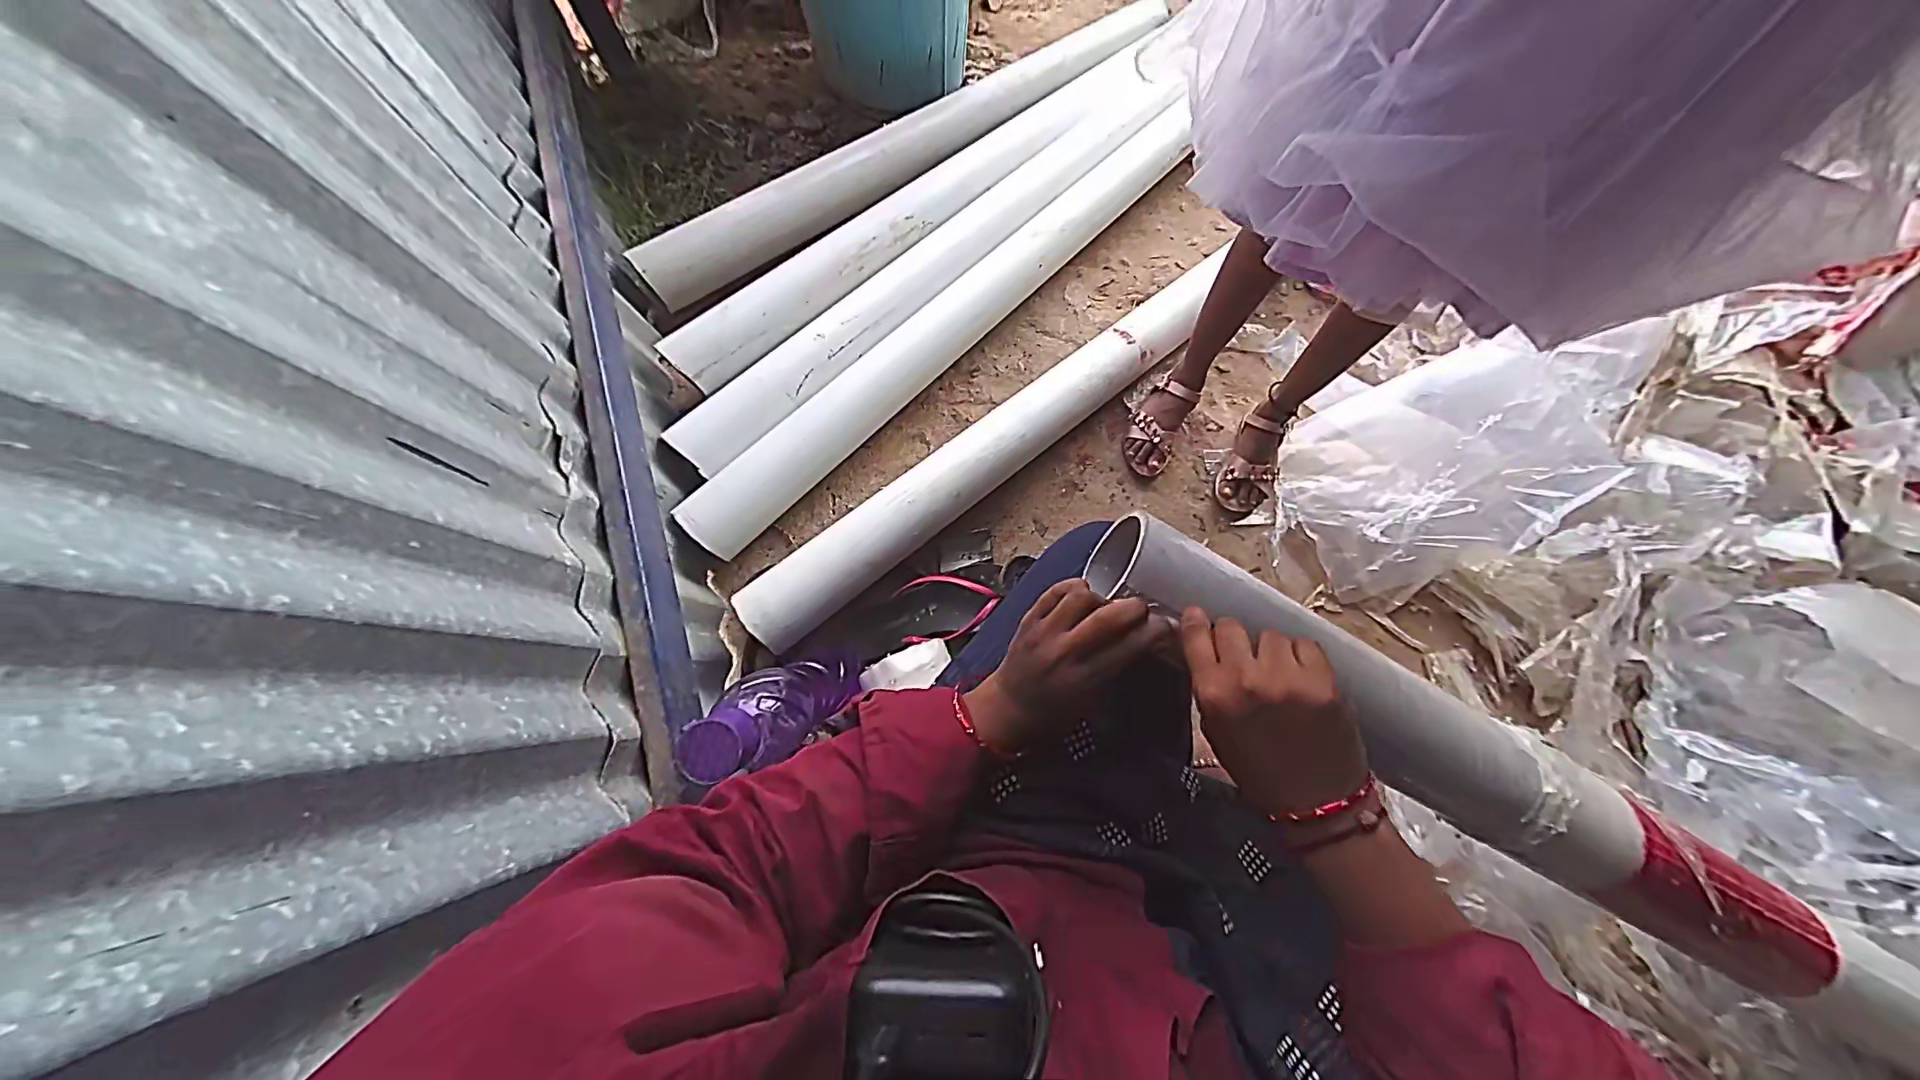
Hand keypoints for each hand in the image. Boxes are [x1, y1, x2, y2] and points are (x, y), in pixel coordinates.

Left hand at [963, 580, 1171, 753]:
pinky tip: (1081, 595)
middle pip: (1108, 617)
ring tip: (1103, 606)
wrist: (1008, 708)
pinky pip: (1053, 591)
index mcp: (1086, 677)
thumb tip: (1146, 640)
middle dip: (1135, 608)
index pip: (1130, 645)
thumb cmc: (1055, 711)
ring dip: (1100, 597)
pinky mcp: (1028, 619)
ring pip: (1080, 596)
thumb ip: (1115, 669)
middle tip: (1140, 609)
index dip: (1156, 631)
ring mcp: (1044, 632)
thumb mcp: (1092, 701)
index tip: (1166, 625)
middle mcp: (1066, 651)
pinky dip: (1072, 587)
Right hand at [1178, 608, 1366, 818]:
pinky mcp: (1323, 680)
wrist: (1315, 802)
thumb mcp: (1216, 730)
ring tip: (1277, 674)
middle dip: (1234, 638)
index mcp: (1214, 694)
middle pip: (1232, 627)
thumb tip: (1206, 649)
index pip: (1197, 636)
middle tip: (1243, 656)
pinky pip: (1304, 644)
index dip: (1197, 621)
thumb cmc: (1257, 770)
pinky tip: (1300, 678)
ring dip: (1270, 650)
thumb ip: (1208, 687)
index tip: (1198, 615)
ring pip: (1270, 635)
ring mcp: (1286, 677)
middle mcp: (1246, 679)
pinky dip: (1300, 656)